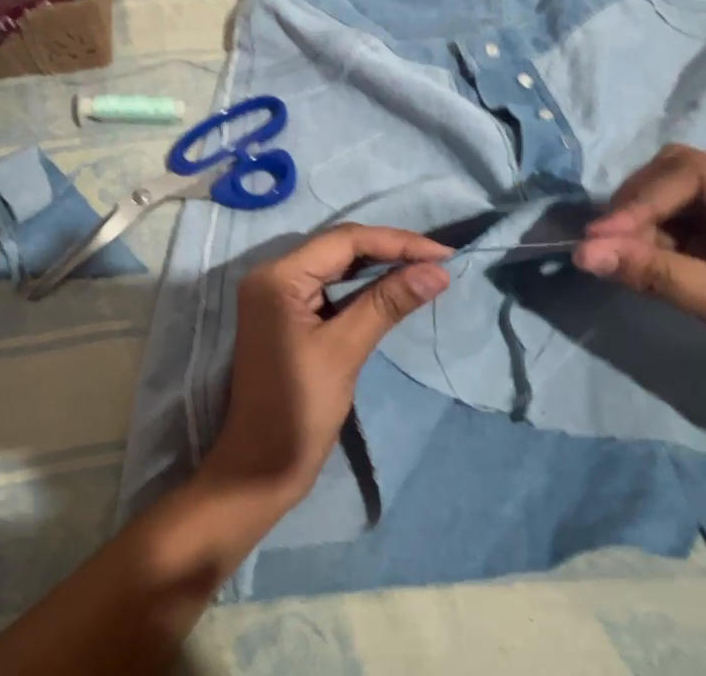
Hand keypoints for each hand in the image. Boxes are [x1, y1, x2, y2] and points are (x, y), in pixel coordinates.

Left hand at [202, 224, 451, 507]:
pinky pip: (329, 289)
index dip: (397, 242)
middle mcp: (272, 276)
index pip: (344, 240)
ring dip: (379, 268)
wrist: (260, 464)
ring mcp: (277, 296)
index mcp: (278, 277)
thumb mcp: (345, 350)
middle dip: (390, 251)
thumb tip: (436, 270)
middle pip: (339, 248)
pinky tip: (393, 291)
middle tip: (439, 262)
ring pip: (336, 267)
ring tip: (426, 272)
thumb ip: (388, 303)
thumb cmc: (298, 408)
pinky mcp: (286, 316)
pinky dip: (362, 289)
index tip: (444, 255)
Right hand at [572, 145, 705, 453]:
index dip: (645, 199)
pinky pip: (677, 232)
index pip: (701, 175)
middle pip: (684, 177)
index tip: (598, 234)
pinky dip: (648, 244)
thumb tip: (584, 252)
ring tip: (605, 255)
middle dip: (639, 206)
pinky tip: (625, 262)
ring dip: (638, 226)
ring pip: (674, 203)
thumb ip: (658, 274)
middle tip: (599, 242)